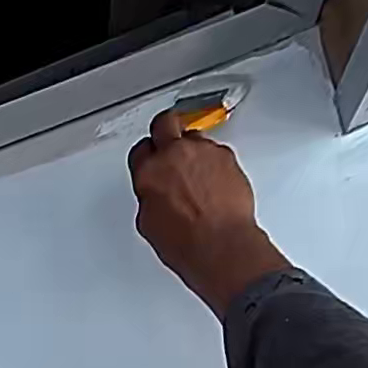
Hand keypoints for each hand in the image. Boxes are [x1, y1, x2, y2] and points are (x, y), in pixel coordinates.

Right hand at [128, 109, 290, 318]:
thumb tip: (156, 193)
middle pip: (165, 123)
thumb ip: (150, 196)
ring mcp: (204, 152)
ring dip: (191, 149)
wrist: (218, 244)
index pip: (140, 150)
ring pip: (193, 136)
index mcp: (149, 172)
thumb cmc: (185, 241)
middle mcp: (175, 154)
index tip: (147, 160)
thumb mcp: (149, 223)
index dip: (144, 156)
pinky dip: (212, 162)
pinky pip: (215, 151)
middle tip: (165, 141)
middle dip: (164, 130)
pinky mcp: (227, 156)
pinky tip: (211, 182)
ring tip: (193, 171)